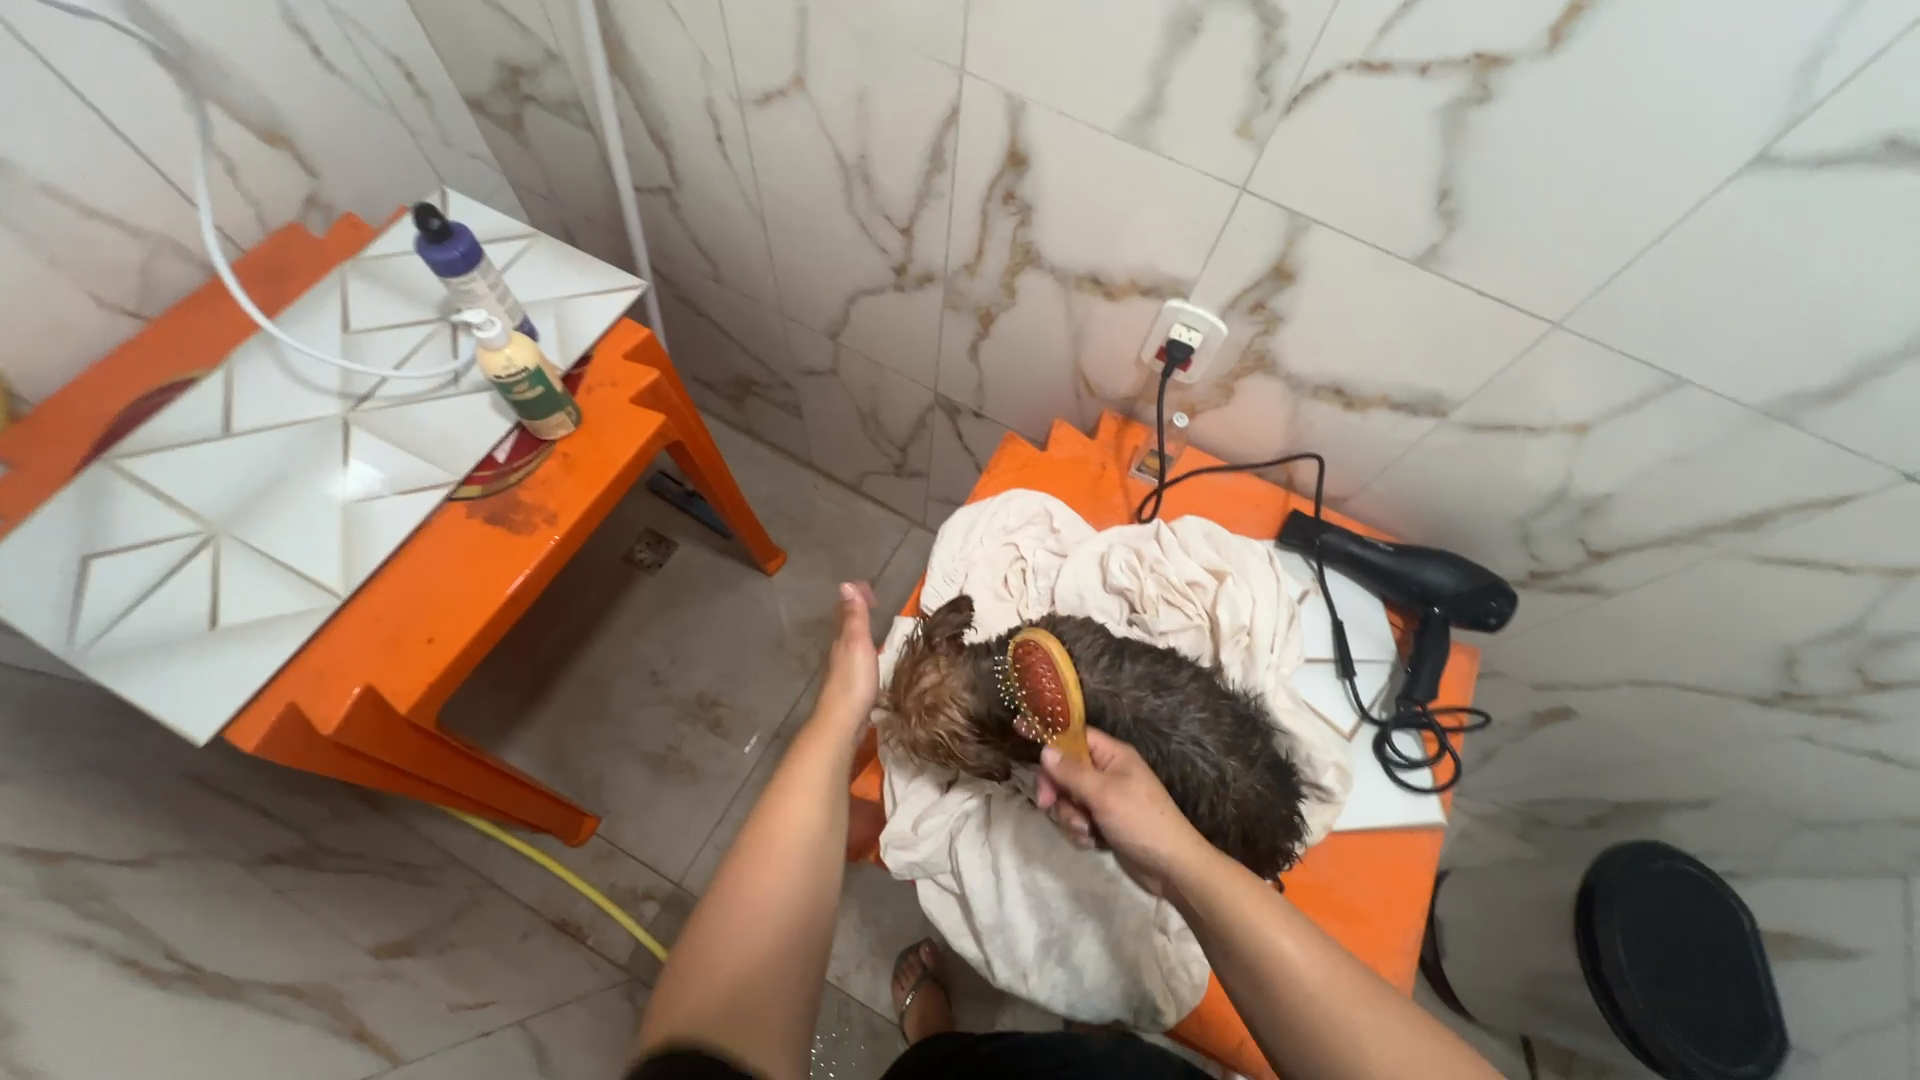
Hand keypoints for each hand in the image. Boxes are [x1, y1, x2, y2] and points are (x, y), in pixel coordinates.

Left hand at [814, 582, 879, 734]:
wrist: (842, 722)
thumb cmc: (853, 681)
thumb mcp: (857, 643)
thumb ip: (854, 617)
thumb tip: (845, 585)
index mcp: (841, 640)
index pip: (845, 612)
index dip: (855, 599)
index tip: (868, 589)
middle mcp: (838, 653)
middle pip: (844, 628)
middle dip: (855, 614)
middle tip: (870, 603)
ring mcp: (841, 672)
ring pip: (848, 645)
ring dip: (857, 634)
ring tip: (871, 629)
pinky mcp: (848, 689)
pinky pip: (854, 662)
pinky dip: (861, 654)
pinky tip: (868, 661)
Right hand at [1037, 728, 1211, 896]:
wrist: (1172, 868)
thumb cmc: (1141, 821)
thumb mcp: (1104, 794)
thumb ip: (1071, 772)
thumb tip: (1045, 749)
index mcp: (1113, 755)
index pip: (1074, 736)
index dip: (1049, 735)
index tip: (1019, 729)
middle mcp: (1107, 773)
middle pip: (1064, 770)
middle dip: (1057, 790)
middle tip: (1049, 805)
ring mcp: (1105, 799)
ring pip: (1067, 799)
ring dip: (1070, 817)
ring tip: (1087, 831)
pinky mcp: (1104, 823)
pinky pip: (1077, 819)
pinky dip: (1079, 831)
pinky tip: (1093, 843)